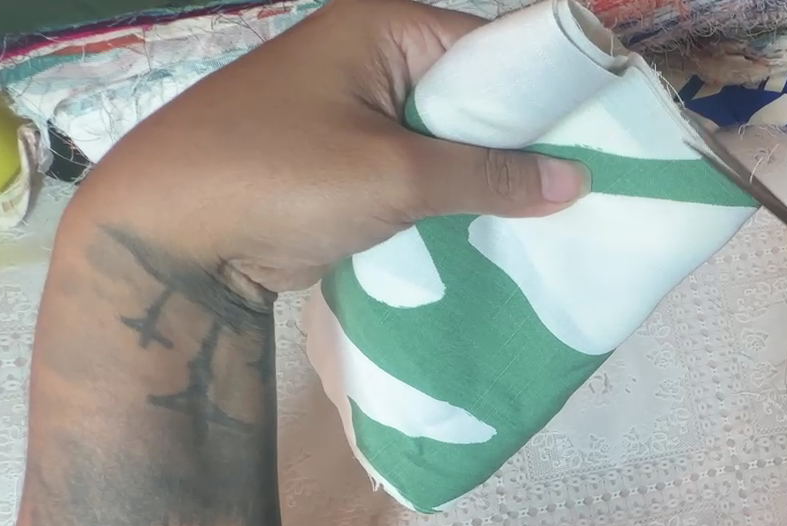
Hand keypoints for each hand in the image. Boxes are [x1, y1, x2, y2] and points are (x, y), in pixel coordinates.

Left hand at [66, 0, 589, 298]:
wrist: (178, 233)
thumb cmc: (280, 177)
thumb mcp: (398, 175)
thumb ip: (491, 176)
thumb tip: (577, 180)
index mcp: (386, 30)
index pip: (494, 49)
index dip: (552, 90)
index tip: (608, 133)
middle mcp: (383, 61)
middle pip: (483, 96)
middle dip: (534, 140)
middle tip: (595, 181)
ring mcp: (373, 114)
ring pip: (463, 140)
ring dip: (504, 175)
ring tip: (566, 209)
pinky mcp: (368, 162)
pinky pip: (439, 173)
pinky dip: (473, 196)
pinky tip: (512, 224)